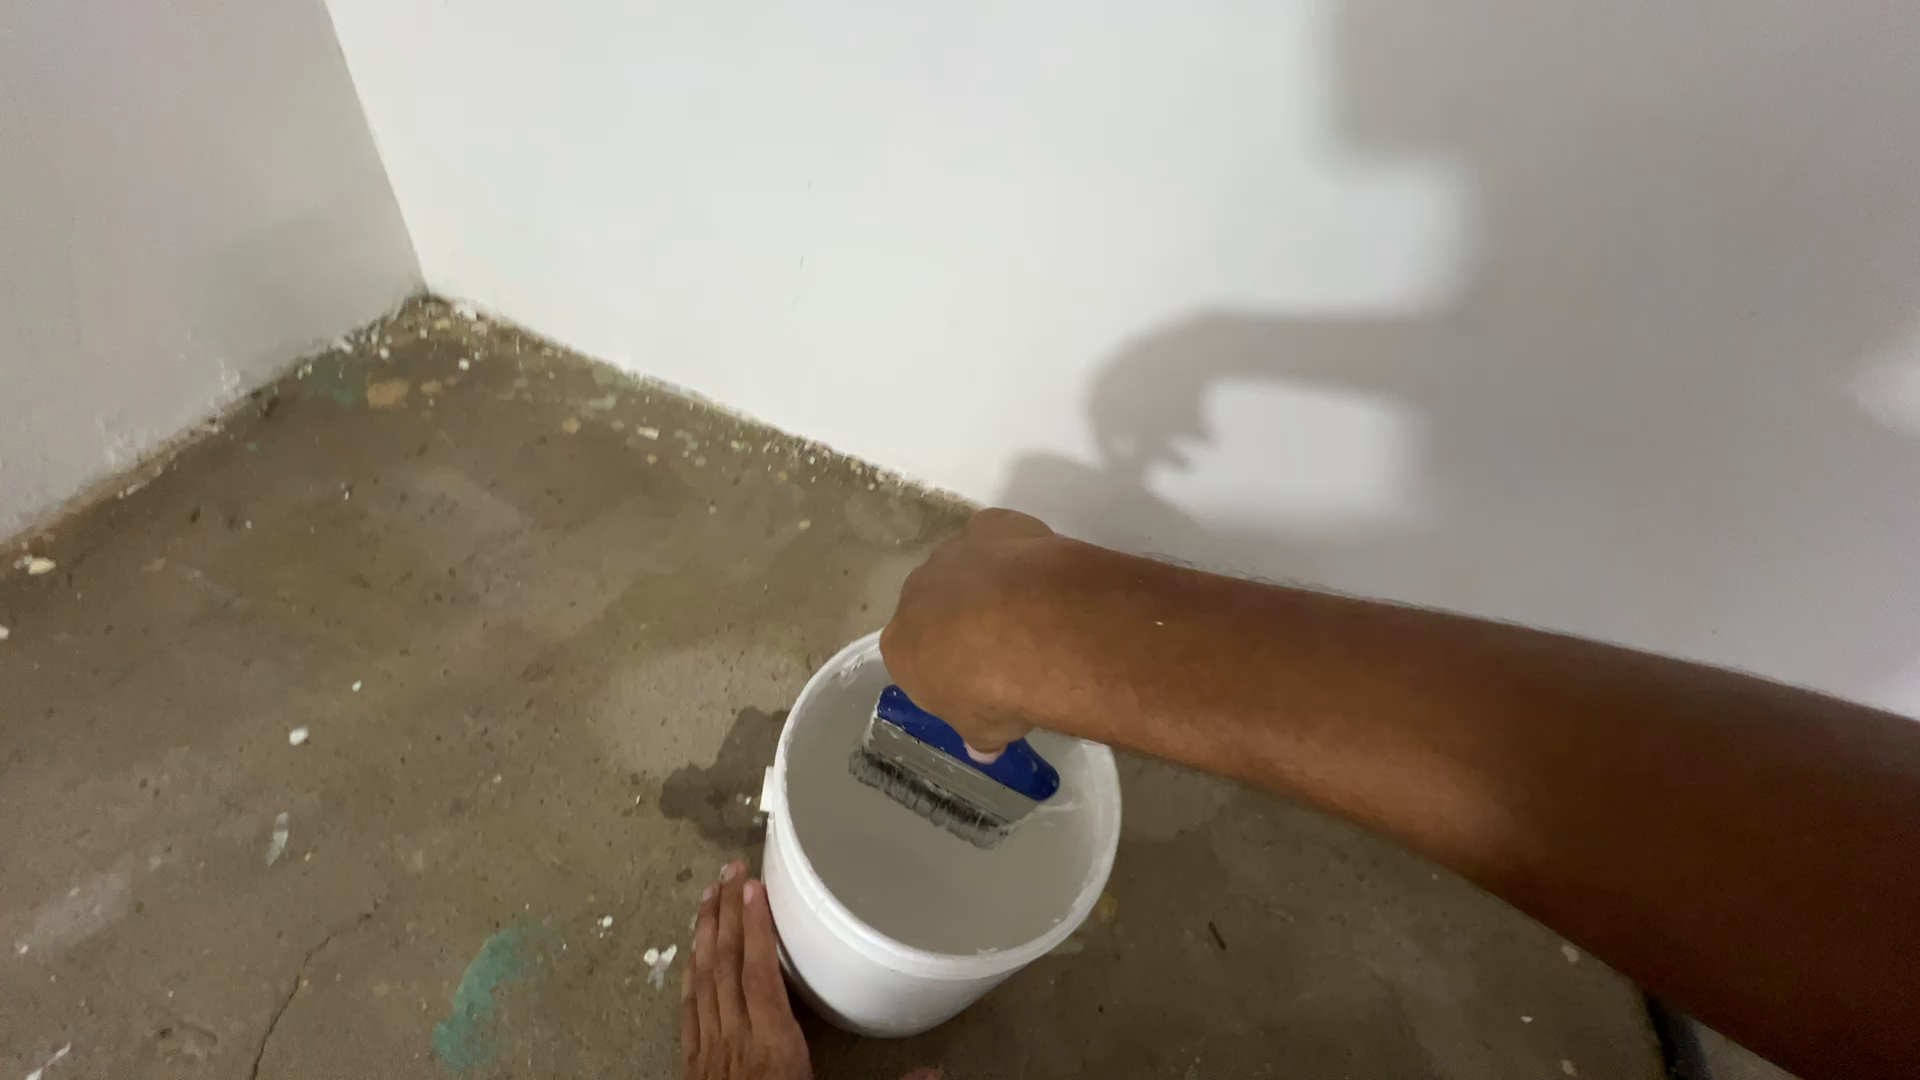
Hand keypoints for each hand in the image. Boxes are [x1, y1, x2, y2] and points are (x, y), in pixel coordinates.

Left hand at [683, 861, 809, 1079]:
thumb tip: (937, 1070)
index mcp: (773, 1046)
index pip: (758, 971)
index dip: (755, 925)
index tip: (754, 885)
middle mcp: (735, 1040)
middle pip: (725, 964)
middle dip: (727, 911)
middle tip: (731, 867)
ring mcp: (708, 1052)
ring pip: (701, 979)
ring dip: (704, 931)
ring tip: (708, 890)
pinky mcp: (692, 1066)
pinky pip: (686, 1010)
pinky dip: (688, 972)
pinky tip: (689, 950)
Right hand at [881, 508, 1058, 753]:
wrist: (1034, 633)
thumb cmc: (997, 693)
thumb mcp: (987, 730)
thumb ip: (981, 735)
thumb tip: (984, 751)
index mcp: (901, 645)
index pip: (914, 656)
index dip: (947, 668)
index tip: (977, 683)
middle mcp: (917, 594)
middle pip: (936, 606)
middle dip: (964, 622)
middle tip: (1007, 648)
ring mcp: (954, 555)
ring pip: (966, 568)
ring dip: (990, 585)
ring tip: (1033, 612)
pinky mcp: (991, 525)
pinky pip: (997, 535)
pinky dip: (1013, 549)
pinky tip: (1039, 571)